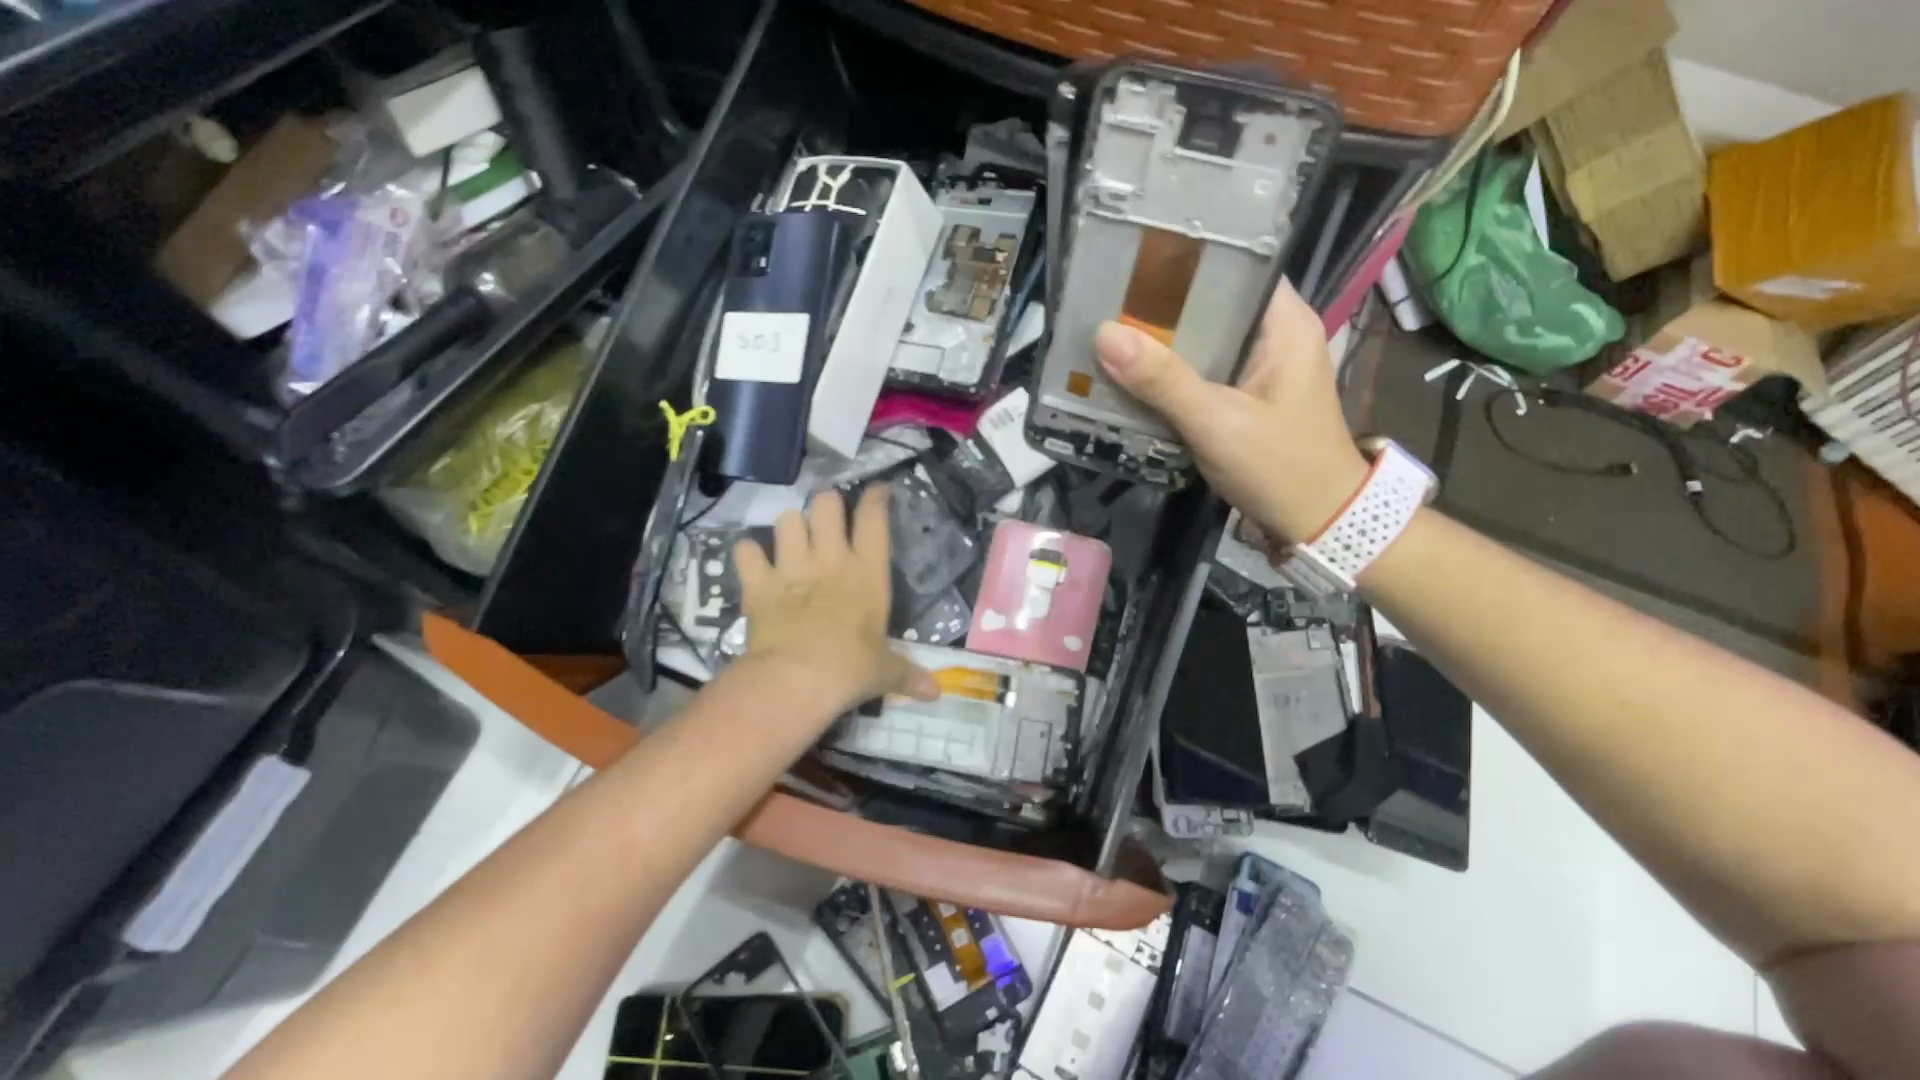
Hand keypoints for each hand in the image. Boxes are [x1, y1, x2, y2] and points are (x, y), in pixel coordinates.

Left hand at [734, 486, 938, 712]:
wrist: (796, 680)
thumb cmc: (850, 670)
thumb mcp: (884, 672)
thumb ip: (907, 674)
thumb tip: (936, 692)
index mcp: (867, 573)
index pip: (874, 519)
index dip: (876, 498)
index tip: (878, 490)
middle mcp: (830, 559)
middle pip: (826, 505)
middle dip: (827, 505)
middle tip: (827, 516)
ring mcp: (791, 567)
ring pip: (787, 519)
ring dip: (790, 525)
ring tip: (792, 537)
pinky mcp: (758, 583)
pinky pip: (747, 551)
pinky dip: (748, 553)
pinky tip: (753, 561)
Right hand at [1093, 280, 1368, 544]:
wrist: (1321, 524)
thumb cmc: (1281, 467)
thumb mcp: (1218, 423)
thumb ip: (1163, 380)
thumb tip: (1104, 334)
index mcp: (1285, 322)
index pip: (1235, 263)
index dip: (1184, 258)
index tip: (1132, 259)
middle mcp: (1276, 333)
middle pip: (1212, 300)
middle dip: (1161, 304)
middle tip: (1105, 300)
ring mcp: (1261, 364)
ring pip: (1203, 336)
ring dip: (1162, 340)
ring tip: (1109, 329)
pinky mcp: (1247, 392)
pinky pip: (1202, 368)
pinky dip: (1172, 370)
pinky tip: (1134, 372)